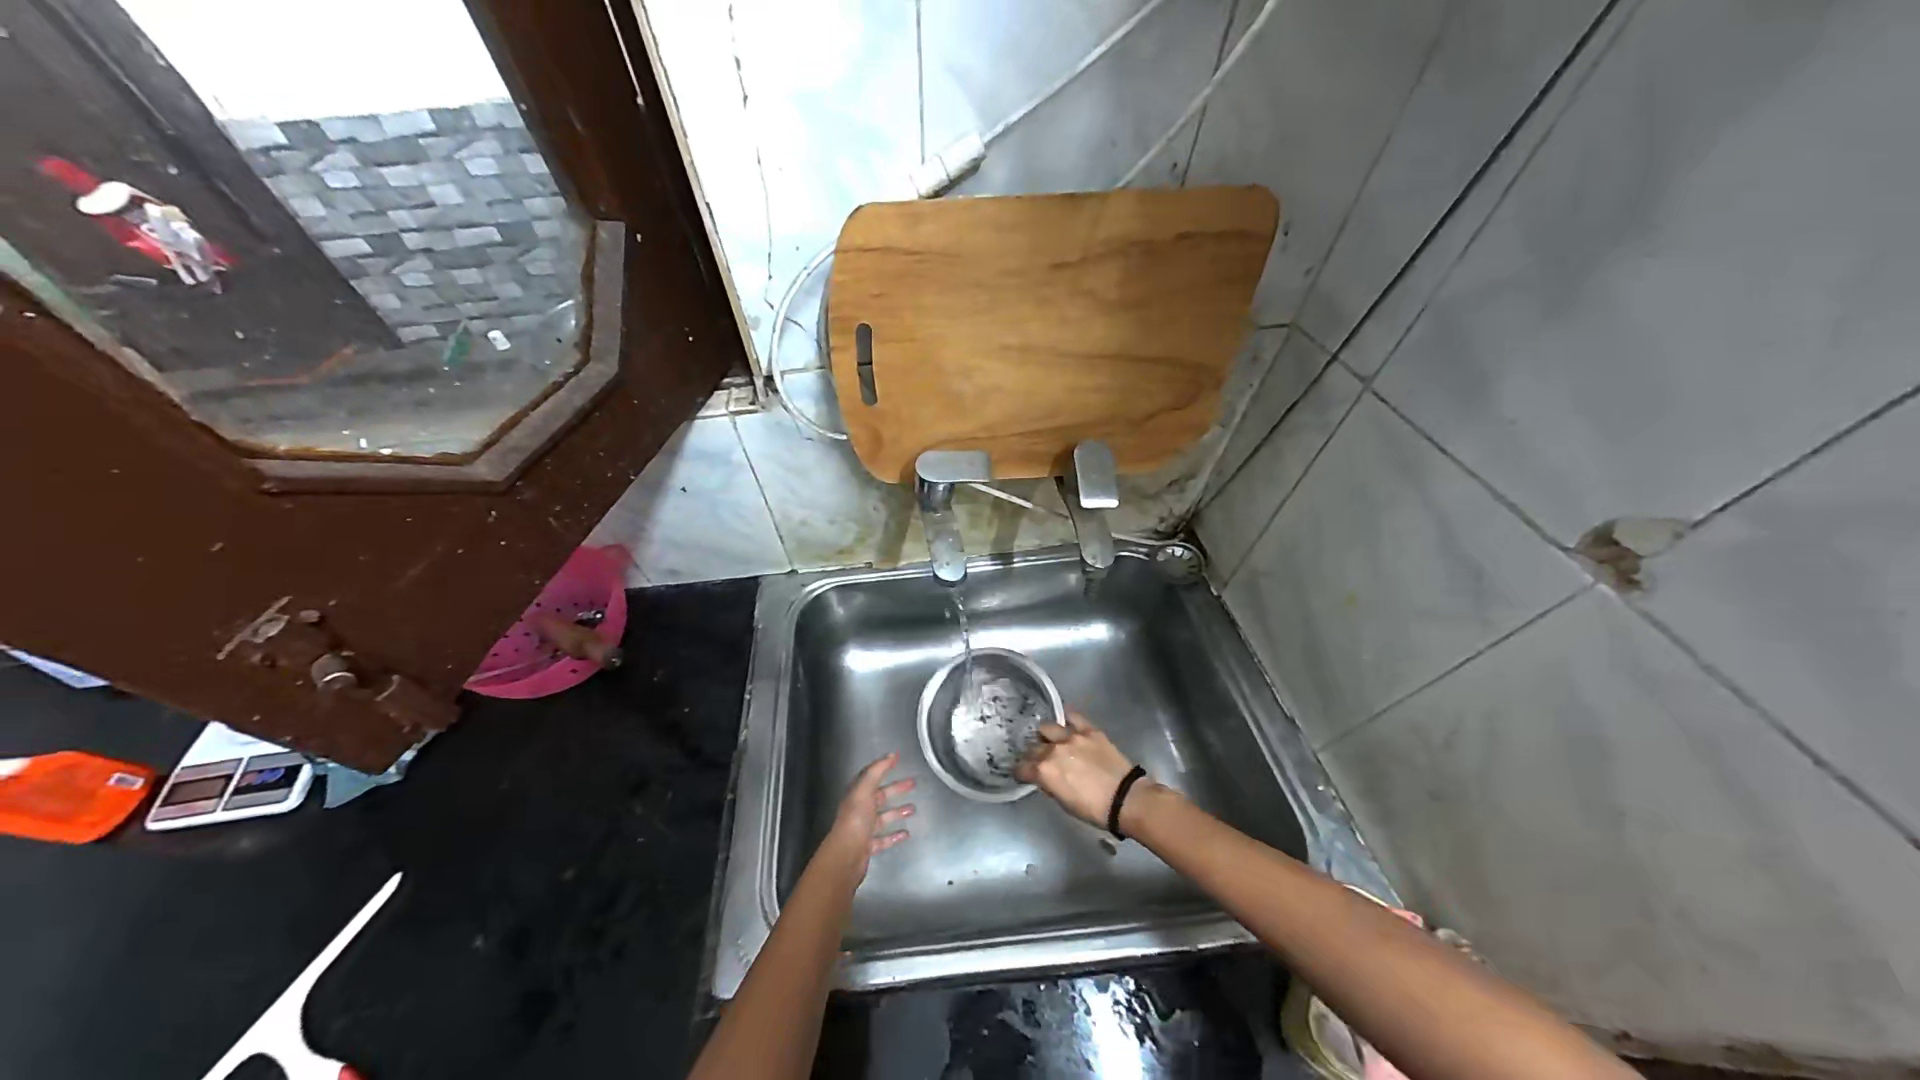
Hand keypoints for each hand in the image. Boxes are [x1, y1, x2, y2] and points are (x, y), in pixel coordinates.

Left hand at [825, 751, 915, 881]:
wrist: (846, 855)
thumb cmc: (856, 820)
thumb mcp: (865, 790)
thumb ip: (877, 771)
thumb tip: (891, 754)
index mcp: (857, 795)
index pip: (871, 776)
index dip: (883, 767)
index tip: (897, 759)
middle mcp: (859, 810)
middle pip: (880, 796)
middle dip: (895, 789)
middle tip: (913, 783)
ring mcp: (863, 829)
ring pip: (883, 817)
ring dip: (897, 812)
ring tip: (913, 808)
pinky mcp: (868, 846)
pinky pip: (884, 838)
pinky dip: (894, 835)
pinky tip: (906, 834)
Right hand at [1014, 711, 1143, 827]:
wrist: (1125, 799)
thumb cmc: (1093, 809)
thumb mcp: (1064, 803)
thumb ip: (1049, 785)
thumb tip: (1044, 778)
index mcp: (1044, 771)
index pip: (1021, 768)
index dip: (1021, 772)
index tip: (1024, 775)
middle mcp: (1053, 750)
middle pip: (1032, 747)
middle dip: (1033, 755)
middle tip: (1039, 760)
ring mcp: (1071, 737)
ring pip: (1047, 727)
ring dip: (1046, 736)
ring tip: (1052, 741)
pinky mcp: (1089, 730)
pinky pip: (1073, 716)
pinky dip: (1067, 720)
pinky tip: (1067, 724)